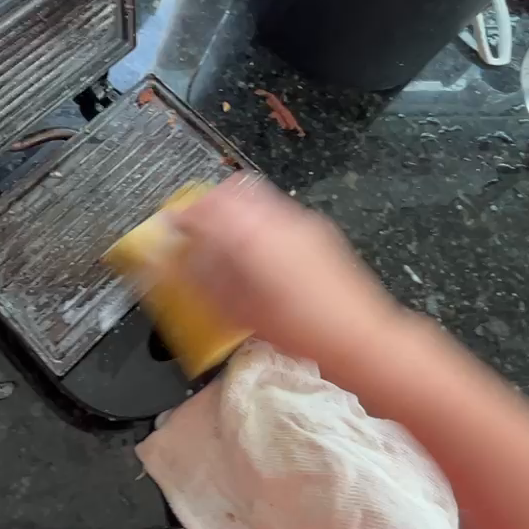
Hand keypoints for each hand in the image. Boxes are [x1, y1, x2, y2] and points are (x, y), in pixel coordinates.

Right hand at [173, 175, 404, 361]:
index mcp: (248, 234)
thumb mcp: (235, 309)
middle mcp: (272, 217)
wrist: (357, 336)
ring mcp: (298, 219)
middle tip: (196, 227)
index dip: (181, 216)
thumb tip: (175, 263)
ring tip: (225, 238)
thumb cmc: (296, 329)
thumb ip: (200, 278)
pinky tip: (258, 250)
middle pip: (229, 191)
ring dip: (232, 210)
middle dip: (207, 205)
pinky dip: (256, 221)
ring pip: (253, 197)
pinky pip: (276, 212)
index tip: (172, 226)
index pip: (203, 208)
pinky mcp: (315, 228)